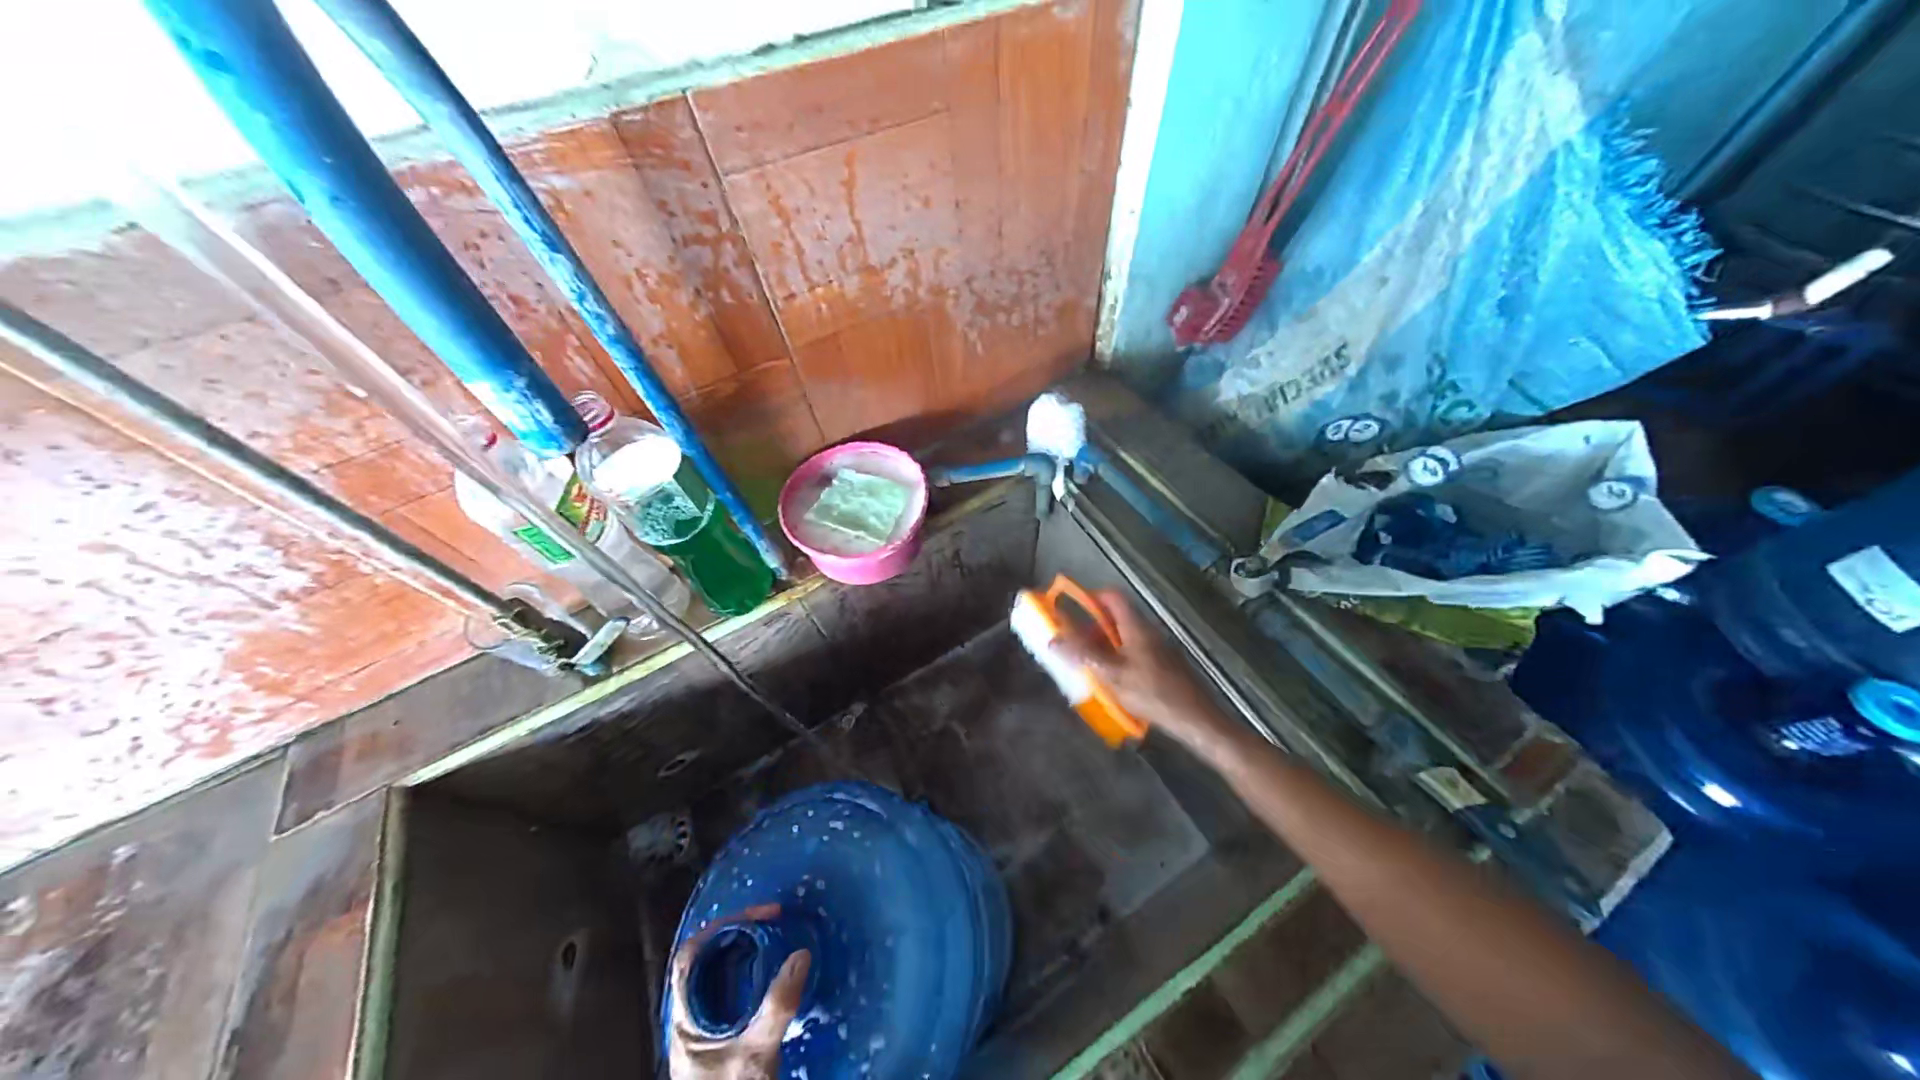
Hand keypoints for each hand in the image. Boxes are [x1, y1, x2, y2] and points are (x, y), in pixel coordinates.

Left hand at [667, 905, 811, 1079]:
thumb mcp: (755, 1056)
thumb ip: (776, 1007)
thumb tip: (801, 953)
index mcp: (686, 1017)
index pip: (691, 955)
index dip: (722, 926)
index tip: (761, 916)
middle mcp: (692, 1018)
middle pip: (708, 959)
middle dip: (741, 933)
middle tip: (775, 920)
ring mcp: (708, 1029)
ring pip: (723, 975)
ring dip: (749, 953)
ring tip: (778, 939)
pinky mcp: (726, 1039)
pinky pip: (737, 993)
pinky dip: (756, 975)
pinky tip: (777, 975)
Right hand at [1052, 588, 1249, 761]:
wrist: (1195, 719)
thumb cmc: (1151, 693)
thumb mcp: (1110, 675)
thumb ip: (1082, 655)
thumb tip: (1054, 639)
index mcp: (1136, 626)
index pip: (1112, 596)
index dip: (1090, 598)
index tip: (1071, 612)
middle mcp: (1148, 631)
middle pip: (1117, 617)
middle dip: (1092, 628)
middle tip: (1076, 646)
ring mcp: (1159, 648)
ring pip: (1125, 637)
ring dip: (1104, 646)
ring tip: (1090, 667)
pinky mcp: (1165, 665)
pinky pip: (1135, 652)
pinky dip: (1119, 659)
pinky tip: (1113, 682)